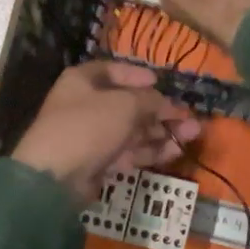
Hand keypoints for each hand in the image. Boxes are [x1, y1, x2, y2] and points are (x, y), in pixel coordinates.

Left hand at [12, 61, 202, 202]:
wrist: (55, 178)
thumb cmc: (88, 126)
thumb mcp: (125, 105)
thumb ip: (150, 100)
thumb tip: (165, 102)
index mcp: (83, 81)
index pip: (113, 70)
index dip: (138, 75)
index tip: (161, 82)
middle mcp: (85, 104)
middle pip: (128, 103)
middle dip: (160, 110)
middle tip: (189, 116)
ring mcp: (91, 135)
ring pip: (132, 129)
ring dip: (162, 131)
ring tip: (193, 133)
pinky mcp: (98, 161)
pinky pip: (128, 151)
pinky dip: (151, 150)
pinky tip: (176, 151)